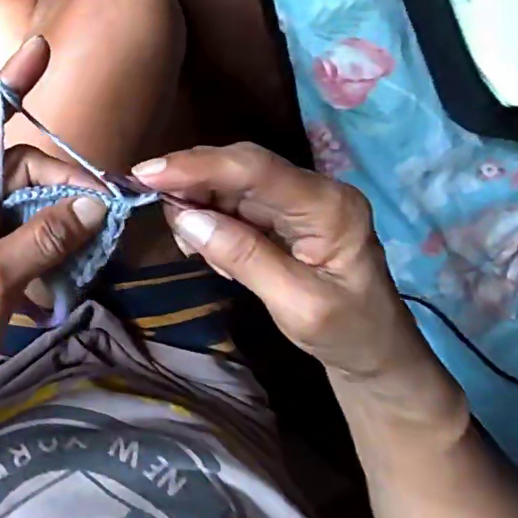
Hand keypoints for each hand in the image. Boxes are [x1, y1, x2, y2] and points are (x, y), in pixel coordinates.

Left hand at [0, 36, 106, 443]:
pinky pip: (29, 228)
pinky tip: (71, 264)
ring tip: (93, 239)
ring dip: (63, 214)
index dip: (11, 83)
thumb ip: (47, 236)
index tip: (41, 44)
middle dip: (61, 179)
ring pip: (28, 197)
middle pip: (18, 165)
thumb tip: (97, 202)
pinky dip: (54, 239)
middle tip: (103, 206)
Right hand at [130, 143, 425, 380]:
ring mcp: (294, 200)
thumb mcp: (299, 306)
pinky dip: (203, 217)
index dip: (197, 166)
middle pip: (237, 165)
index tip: (146, 173)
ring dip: (193, 199)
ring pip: (227, 180)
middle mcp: (311, 191)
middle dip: (187, 176)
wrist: (375, 352)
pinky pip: (228, 201)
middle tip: (142, 192)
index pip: (255, 170)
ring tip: (185, 240)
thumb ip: (245, 258)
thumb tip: (186, 219)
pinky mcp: (277, 213)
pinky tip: (203, 245)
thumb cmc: (348, 332)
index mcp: (328, 207)